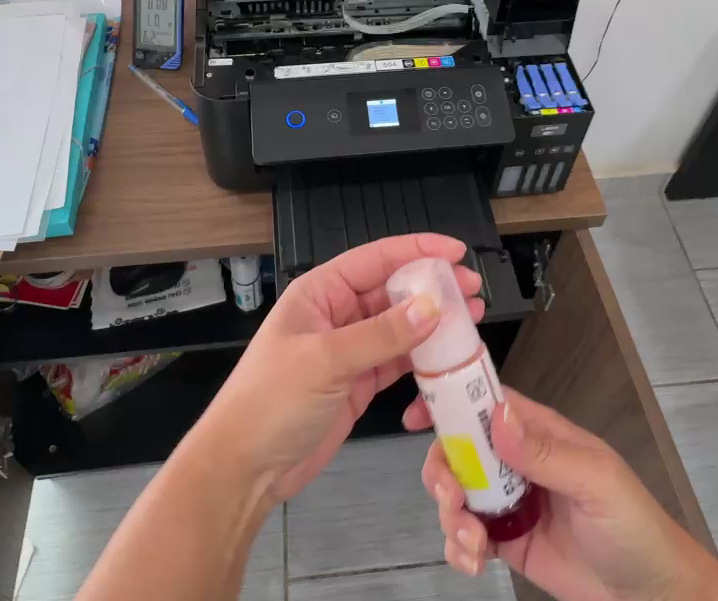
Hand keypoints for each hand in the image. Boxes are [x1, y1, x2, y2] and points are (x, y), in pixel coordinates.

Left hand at [195, 233, 484, 502]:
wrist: (245, 467)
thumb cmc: (270, 401)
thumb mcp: (325, 361)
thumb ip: (380, 335)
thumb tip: (431, 308)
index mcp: (319, 292)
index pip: (374, 259)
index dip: (416, 250)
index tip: (455, 251)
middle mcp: (336, 314)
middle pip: (392, 290)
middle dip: (432, 287)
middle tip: (472, 288)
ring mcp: (349, 350)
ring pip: (400, 326)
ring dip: (434, 323)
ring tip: (471, 317)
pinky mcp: (359, 382)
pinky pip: (398, 361)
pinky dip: (424, 358)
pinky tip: (449, 355)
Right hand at [411, 389, 717, 600]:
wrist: (651, 597)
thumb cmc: (634, 526)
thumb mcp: (595, 481)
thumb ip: (545, 452)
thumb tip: (498, 417)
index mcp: (539, 434)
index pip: (487, 403)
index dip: (449, 401)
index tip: (416, 414)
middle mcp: (518, 462)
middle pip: (459, 450)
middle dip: (443, 471)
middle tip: (450, 498)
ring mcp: (509, 502)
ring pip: (456, 493)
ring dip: (450, 515)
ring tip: (471, 542)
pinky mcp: (506, 542)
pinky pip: (465, 535)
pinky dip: (458, 547)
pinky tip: (473, 560)